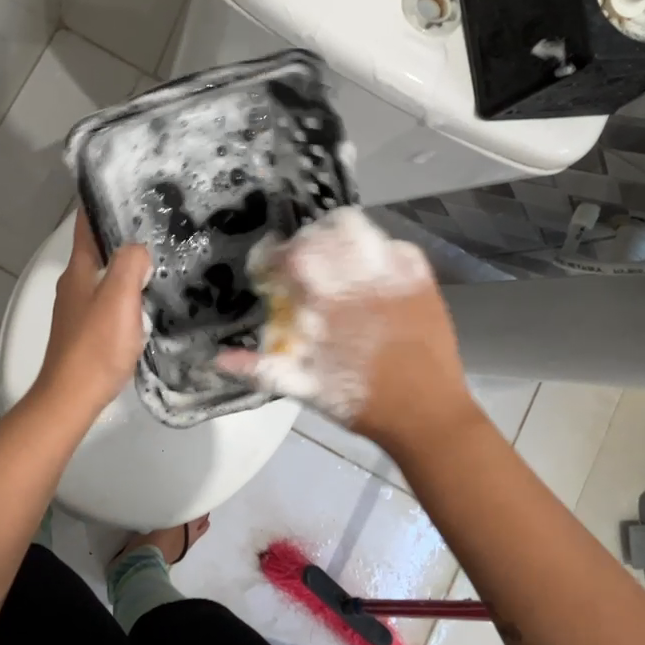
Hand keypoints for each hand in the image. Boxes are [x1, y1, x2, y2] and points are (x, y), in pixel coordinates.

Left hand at [33, 211, 152, 407]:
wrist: (72, 396)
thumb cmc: (96, 345)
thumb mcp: (119, 298)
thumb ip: (130, 265)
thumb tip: (138, 250)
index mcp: (78, 271)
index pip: (85, 226)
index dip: (99, 205)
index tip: (122, 188)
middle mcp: (73, 285)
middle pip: (96, 251)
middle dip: (120, 236)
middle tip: (155, 226)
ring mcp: (77, 310)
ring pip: (103, 277)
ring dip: (125, 267)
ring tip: (158, 260)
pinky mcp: (85, 332)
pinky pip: (108, 301)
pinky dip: (126, 293)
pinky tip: (146, 301)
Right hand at [218, 208, 472, 440]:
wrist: (427, 416)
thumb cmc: (362, 404)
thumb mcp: (306, 390)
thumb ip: (261, 369)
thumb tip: (216, 360)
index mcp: (328, 304)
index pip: (293, 255)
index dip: (276, 255)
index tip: (271, 268)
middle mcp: (359, 281)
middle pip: (324, 232)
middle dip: (306, 241)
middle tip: (302, 261)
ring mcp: (393, 276)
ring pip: (359, 229)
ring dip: (338, 236)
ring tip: (334, 258)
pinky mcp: (421, 280)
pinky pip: (394, 246)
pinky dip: (376, 250)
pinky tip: (371, 272)